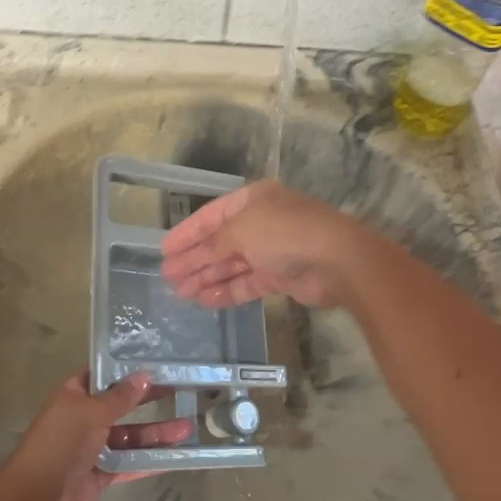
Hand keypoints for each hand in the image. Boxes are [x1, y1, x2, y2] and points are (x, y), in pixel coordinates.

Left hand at [3, 369, 193, 500]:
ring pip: (130, 435)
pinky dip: (149, 460)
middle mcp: (83, 417)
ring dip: (156, 433)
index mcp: (74, 395)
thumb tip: (144, 376)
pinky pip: (129, 462)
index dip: (126, 368)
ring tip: (187, 427)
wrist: (38, 498)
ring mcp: (93, 447)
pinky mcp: (101, 473)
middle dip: (148, 399)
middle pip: (121, 404)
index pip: (102, 374)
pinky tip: (175, 456)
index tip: (155, 362)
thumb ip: (119, 397)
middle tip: (180, 389)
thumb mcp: (91, 412)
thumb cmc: (61, 442)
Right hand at [158, 180, 375, 308]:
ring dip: (206, 277)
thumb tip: (195, 256)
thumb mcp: (240, 230)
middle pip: (220, 242)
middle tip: (167, 277)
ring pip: (232, 264)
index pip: (211, 215)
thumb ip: (214, 244)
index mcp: (252, 200)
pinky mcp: (281, 276)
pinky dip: (226, 291)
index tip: (164, 250)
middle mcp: (261, 222)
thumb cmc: (284, 233)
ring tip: (180, 293)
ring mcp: (272, 250)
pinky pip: (247, 283)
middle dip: (194, 259)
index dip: (187, 232)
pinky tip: (204, 300)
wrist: (336, 260)